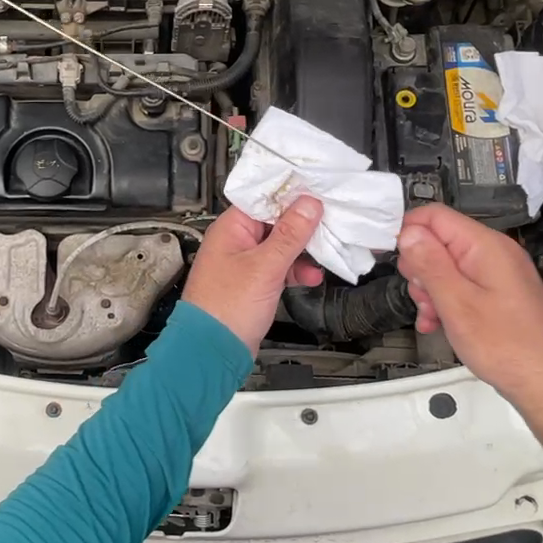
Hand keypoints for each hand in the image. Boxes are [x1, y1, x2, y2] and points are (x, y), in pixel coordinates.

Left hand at [184, 199, 323, 352]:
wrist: (212, 351)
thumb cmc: (225, 309)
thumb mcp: (264, 267)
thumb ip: (289, 235)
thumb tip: (308, 205)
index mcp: (230, 228)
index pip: (263, 197)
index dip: (291, 194)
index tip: (319, 191)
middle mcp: (235, 241)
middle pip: (275, 221)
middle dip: (303, 225)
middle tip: (330, 223)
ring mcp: (244, 262)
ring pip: (280, 245)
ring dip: (302, 251)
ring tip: (323, 255)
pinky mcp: (253, 283)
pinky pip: (279, 267)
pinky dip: (296, 270)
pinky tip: (311, 276)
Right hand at [396, 204, 542, 413]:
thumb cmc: (505, 346)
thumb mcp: (456, 303)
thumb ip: (429, 264)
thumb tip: (408, 232)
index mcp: (485, 247)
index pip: (435, 216)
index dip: (407, 231)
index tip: (389, 257)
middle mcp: (494, 253)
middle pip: (437, 242)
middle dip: (419, 268)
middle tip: (423, 298)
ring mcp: (497, 273)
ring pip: (444, 267)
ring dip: (429, 291)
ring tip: (434, 318)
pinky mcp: (497, 292)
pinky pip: (459, 285)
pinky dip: (444, 302)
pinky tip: (439, 325)